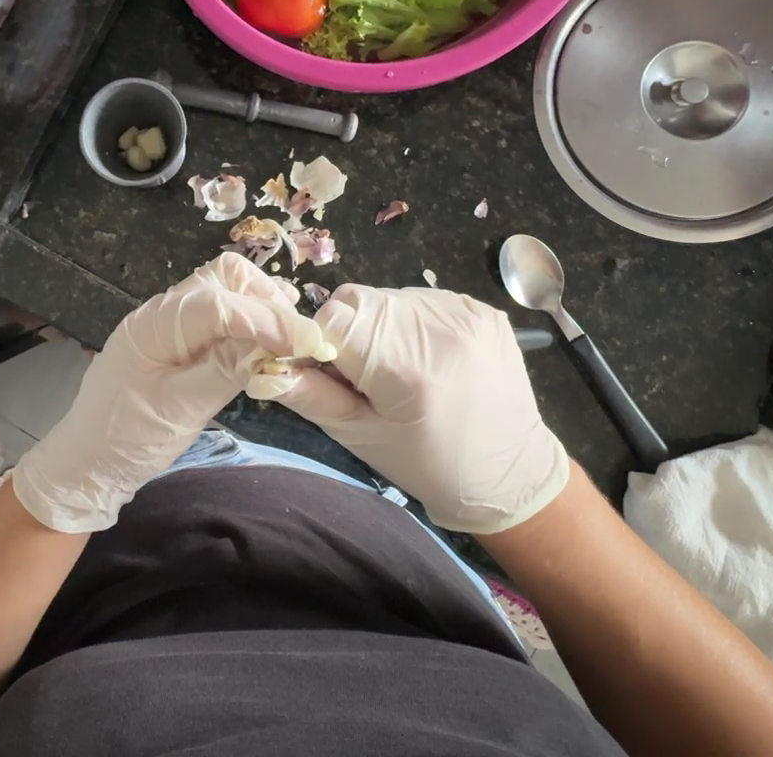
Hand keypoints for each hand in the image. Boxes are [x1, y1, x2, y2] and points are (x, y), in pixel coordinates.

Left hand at [13, 253, 324, 532]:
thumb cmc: (126, 440)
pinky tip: (263, 350)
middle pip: (225, 277)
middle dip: (267, 300)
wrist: (87, 464)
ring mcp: (169, 323)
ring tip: (286, 343)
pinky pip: (219, 314)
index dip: (268, 319)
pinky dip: (247, 324)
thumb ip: (226, 370)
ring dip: (260, 308)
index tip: (307, 344)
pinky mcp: (178, 340)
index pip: (220, 303)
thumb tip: (276, 346)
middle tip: (297, 340)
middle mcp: (162, 312)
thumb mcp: (180, 410)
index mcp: (154, 325)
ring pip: (225, 289)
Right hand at [280, 286, 568, 533]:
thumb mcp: (359, 437)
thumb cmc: (427, 465)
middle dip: (347, 331)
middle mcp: (437, 327)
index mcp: (405, 365)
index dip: (320, 343)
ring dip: (379, 324)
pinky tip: (426, 357)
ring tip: (398, 368)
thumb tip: (262, 366)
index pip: (332, 317)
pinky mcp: (483, 309)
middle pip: (358, 300)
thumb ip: (309, 395)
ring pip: (387, 296)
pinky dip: (411, 322)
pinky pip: (422, 299)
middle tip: (364, 376)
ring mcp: (465, 313)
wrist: (510, 475)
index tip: (332, 375)